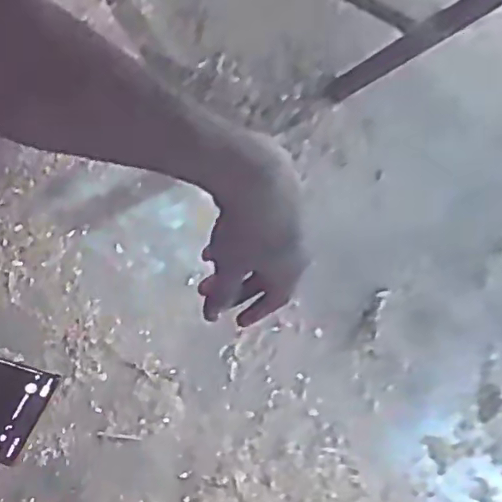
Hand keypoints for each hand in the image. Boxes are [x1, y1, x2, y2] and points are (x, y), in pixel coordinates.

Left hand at [199, 135, 306, 326]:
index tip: (236, 322)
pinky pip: (255, 237)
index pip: (278, 298)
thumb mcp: (229, 269)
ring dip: (231, 268)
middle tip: (206, 292)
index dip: (256, 312)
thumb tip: (212, 316)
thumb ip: (221, 294)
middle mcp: (295, 249)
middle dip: (234, 289)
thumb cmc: (244, 233)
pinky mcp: (278, 208)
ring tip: (207, 270)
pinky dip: (235, 248)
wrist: (257, 179)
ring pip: (258, 257)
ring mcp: (289, 227)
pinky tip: (212, 247)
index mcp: (290, 268)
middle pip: (265, 278)